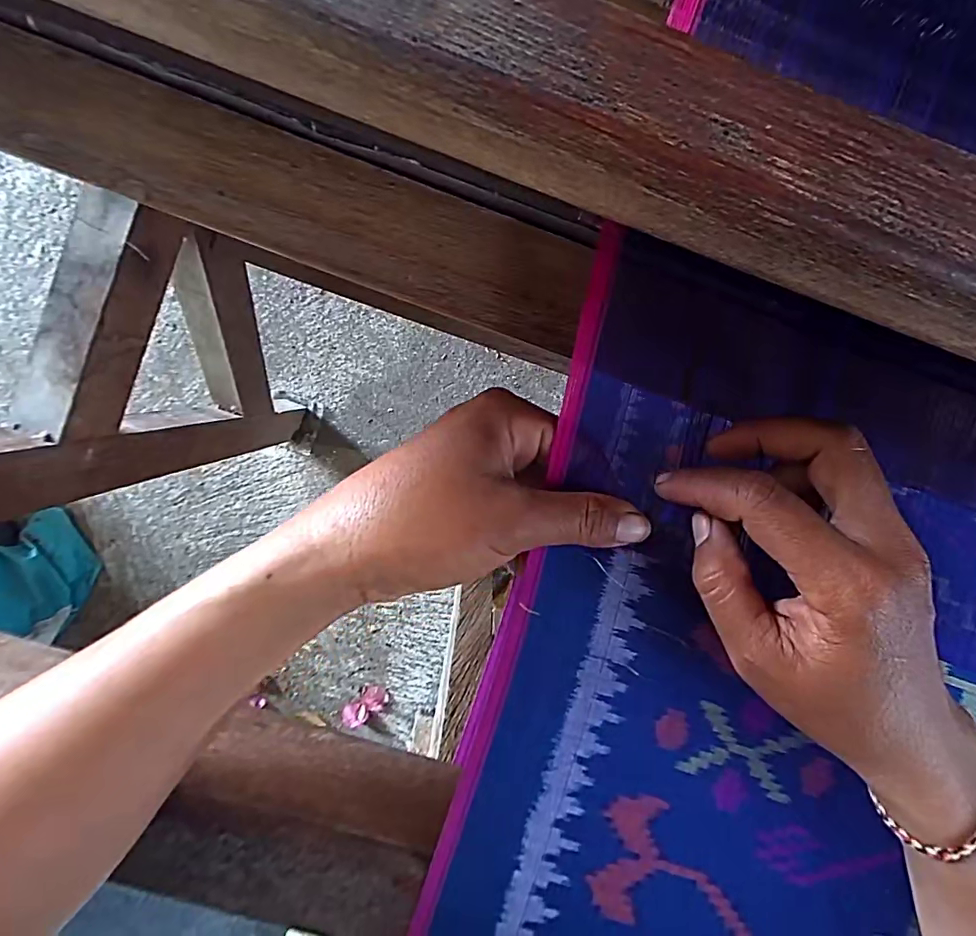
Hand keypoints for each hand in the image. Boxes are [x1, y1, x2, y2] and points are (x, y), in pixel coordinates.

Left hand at [286, 388, 649, 604]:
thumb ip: (578, 518)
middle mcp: (491, 429)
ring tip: (581, 558)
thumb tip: (635, 520)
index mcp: (505, 415)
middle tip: (614, 546)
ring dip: (551, 525)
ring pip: (535, 492)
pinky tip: (541, 560)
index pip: (577, 442)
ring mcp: (474, 461)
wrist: (340, 557)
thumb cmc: (419, 523)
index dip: (604, 482)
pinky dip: (526, 532)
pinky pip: (510, 506)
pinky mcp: (461, 492)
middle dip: (577, 508)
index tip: (633, 517)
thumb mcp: (512, 522)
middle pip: (558, 468)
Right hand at [655, 419, 975, 842]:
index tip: (672, 484)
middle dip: (766, 433)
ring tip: (742, 483)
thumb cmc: (831, 708)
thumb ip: (722, 583)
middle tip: (717, 451)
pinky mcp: (901, 536)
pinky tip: (776, 502)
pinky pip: (852, 478)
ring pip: (847, 453)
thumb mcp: (756, 658)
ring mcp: (903, 536)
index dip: (713, 484)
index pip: (770, 504)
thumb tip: (705, 520)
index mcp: (847, 582)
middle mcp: (887, 544)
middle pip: (834, 445)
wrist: (911, 733)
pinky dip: (807, 471)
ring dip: (788, 450)